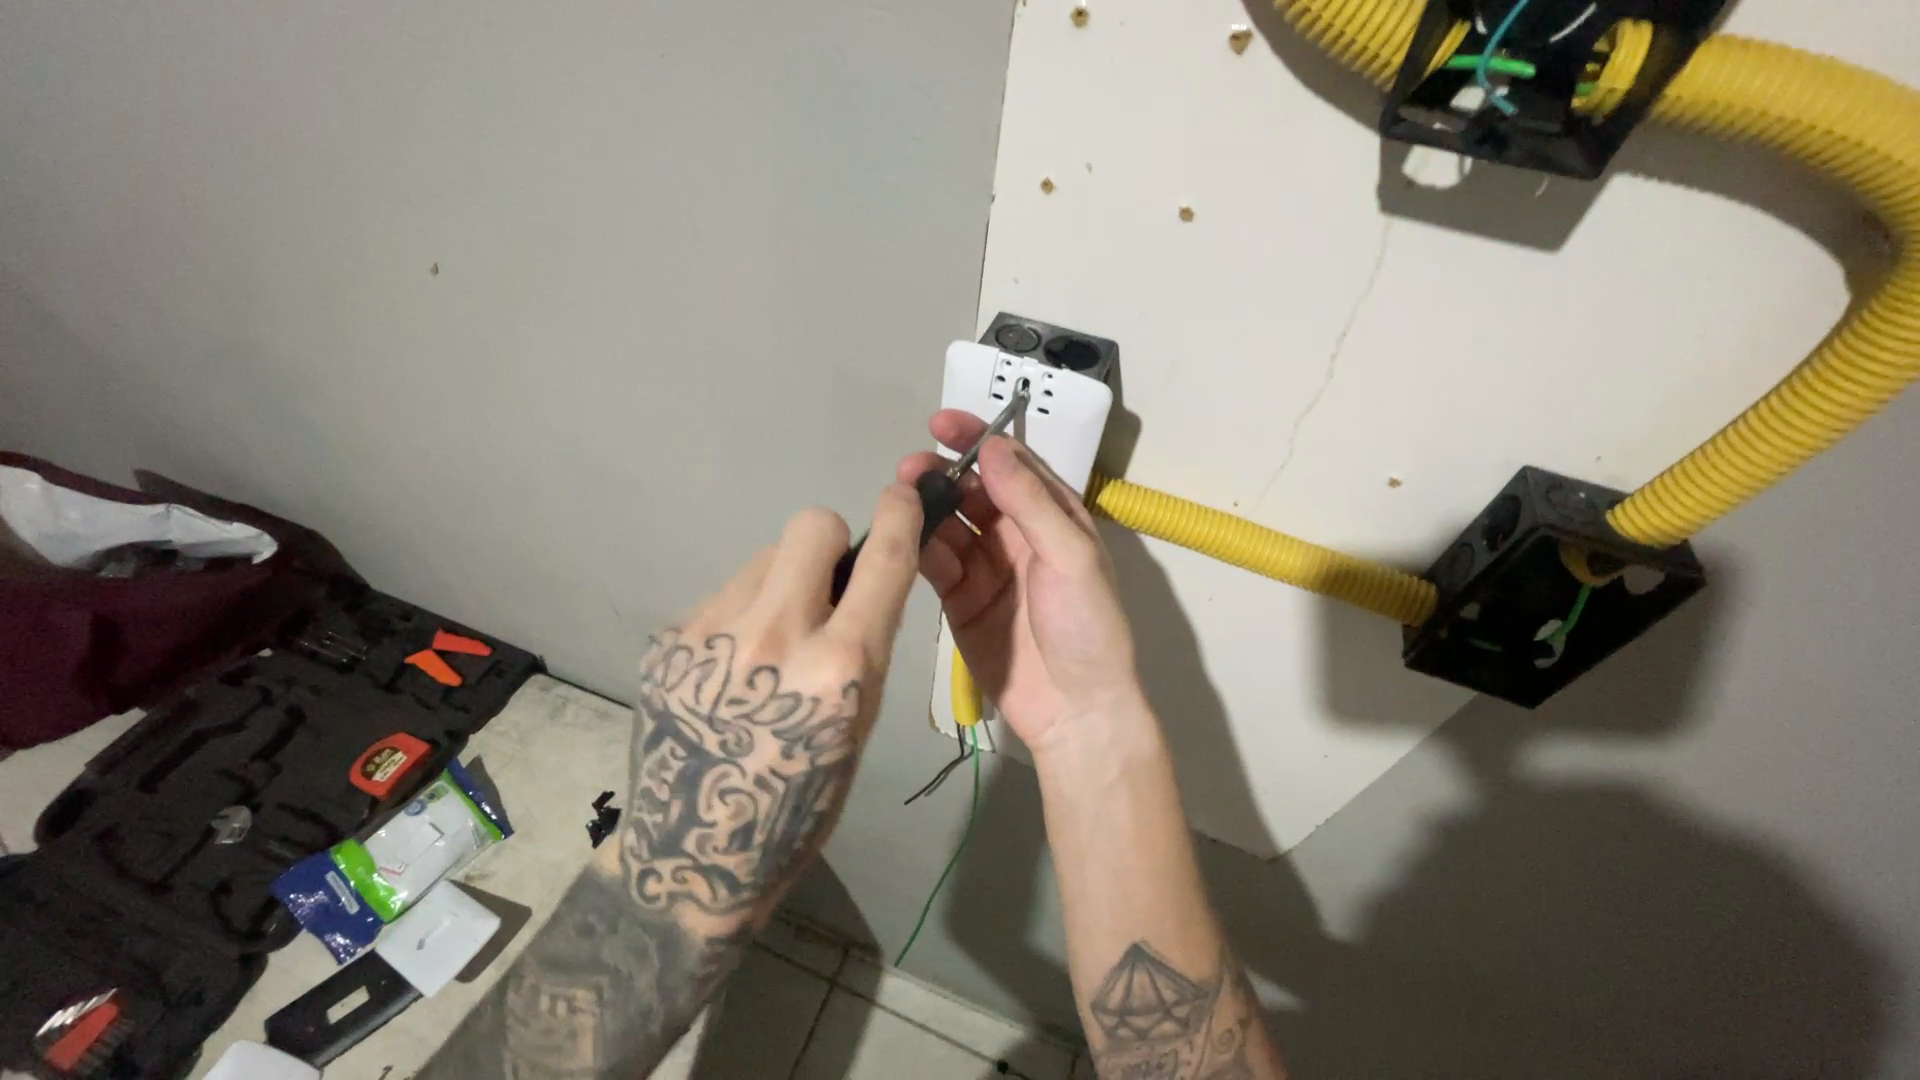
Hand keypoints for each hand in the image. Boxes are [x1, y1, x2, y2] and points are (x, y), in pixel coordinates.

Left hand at [619, 487, 923, 925]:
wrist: (690, 856)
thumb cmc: (799, 805)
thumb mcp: (858, 726)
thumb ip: (861, 645)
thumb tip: (858, 582)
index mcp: (840, 668)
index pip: (884, 560)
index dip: (901, 516)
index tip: (904, 496)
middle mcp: (775, 636)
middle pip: (810, 524)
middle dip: (829, 543)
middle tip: (824, 587)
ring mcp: (712, 633)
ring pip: (762, 558)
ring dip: (781, 581)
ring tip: (769, 642)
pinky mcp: (669, 641)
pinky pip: (724, 596)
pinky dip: (741, 615)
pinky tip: (729, 668)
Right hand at [896, 410, 1143, 753]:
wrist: (1075, 709)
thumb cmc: (1086, 627)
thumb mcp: (1070, 558)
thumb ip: (1031, 503)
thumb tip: (995, 447)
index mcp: (1054, 519)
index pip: (1013, 465)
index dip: (979, 440)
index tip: (942, 423)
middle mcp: (1018, 537)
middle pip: (974, 492)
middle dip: (943, 474)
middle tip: (910, 467)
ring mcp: (987, 569)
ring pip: (949, 525)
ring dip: (926, 510)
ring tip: (899, 500)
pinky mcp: (961, 601)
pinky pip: (937, 565)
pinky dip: (919, 549)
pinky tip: (903, 540)